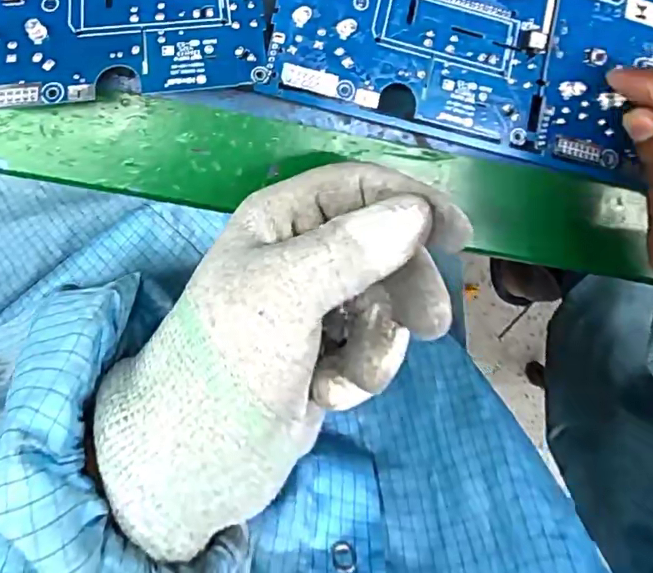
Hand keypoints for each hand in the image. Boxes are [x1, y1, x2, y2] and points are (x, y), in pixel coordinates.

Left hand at [92, 163, 470, 560]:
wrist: (194, 466)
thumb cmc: (230, 360)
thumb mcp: (286, 293)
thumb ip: (350, 250)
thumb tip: (416, 211)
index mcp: (283, 218)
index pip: (359, 187)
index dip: (410, 200)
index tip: (458, 233)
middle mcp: (300, 251)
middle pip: (383, 245)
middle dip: (404, 285)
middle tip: (433, 323)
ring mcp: (314, 304)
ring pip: (384, 302)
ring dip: (377, 342)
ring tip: (343, 374)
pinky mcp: (325, 351)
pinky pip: (372, 345)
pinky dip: (360, 371)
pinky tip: (324, 393)